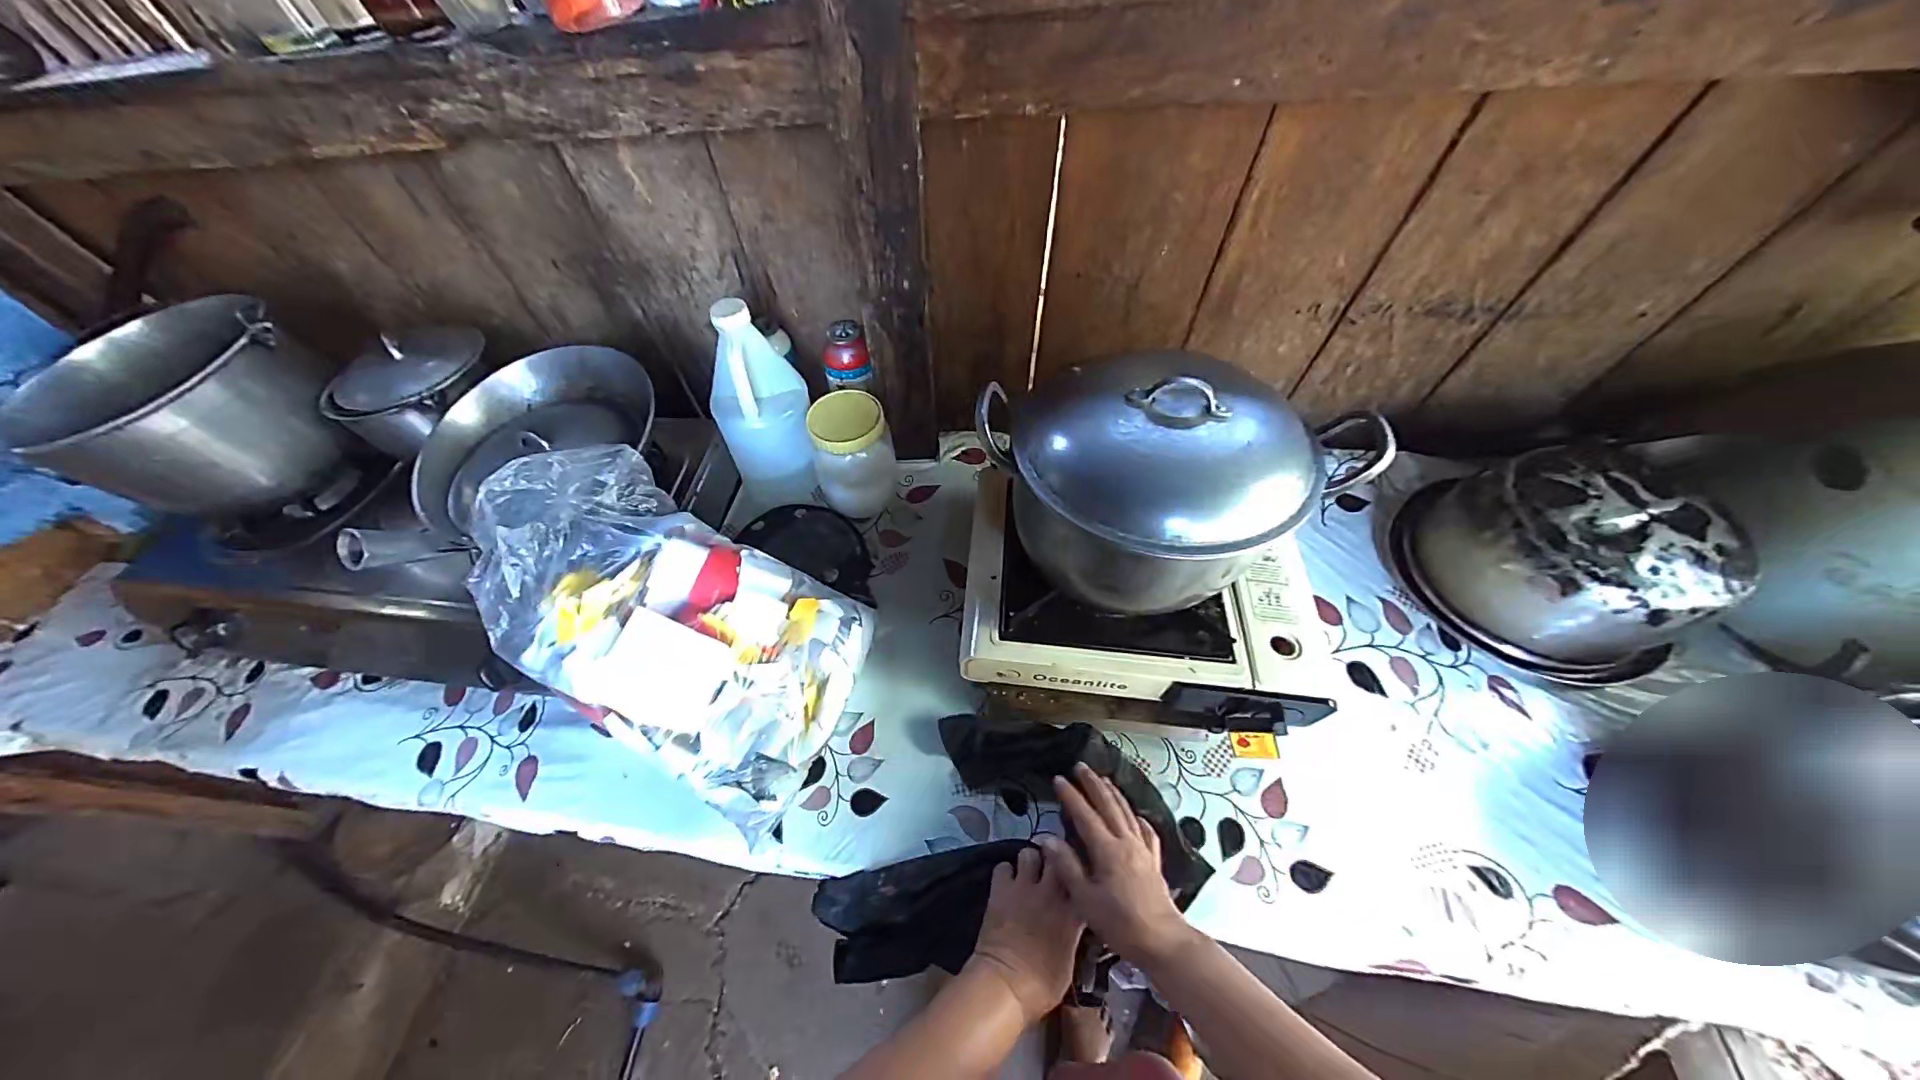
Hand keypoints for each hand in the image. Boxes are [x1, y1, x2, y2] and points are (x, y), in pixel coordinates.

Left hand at [968, 845, 1084, 1021]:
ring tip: (1027, 873)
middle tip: (1052, 866)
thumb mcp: (1069, 962)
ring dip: (1029, 862)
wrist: (1005, 985)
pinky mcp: (1000, 889)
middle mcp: (1052, 892)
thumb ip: (1072, 935)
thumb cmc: (1042, 984)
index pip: (1083, 877)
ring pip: (1029, 853)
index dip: (1080, 872)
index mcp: (1074, 912)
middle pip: (1058, 855)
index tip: (1078, 873)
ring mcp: (1024, 887)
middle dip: (1055, 857)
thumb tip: (1072, 926)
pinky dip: (1004, 873)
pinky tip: (1006, 883)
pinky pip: (1003, 867)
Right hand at [1036, 763, 1195, 964]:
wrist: (1163, 941)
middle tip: (1081, 767)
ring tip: (1103, 779)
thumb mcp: (1086, 899)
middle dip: (1093, 784)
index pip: (1084, 814)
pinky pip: (1146, 831)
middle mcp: (1126, 842)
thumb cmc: (1121, 924)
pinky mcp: (1154, 861)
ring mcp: (1143, 850)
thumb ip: (1067, 866)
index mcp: (1107, 850)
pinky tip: (1136, 815)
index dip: (1070, 795)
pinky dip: (1137, 817)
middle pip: (1108, 805)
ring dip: (1113, 793)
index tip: (1058, 779)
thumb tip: (1047, 839)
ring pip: (1127, 812)